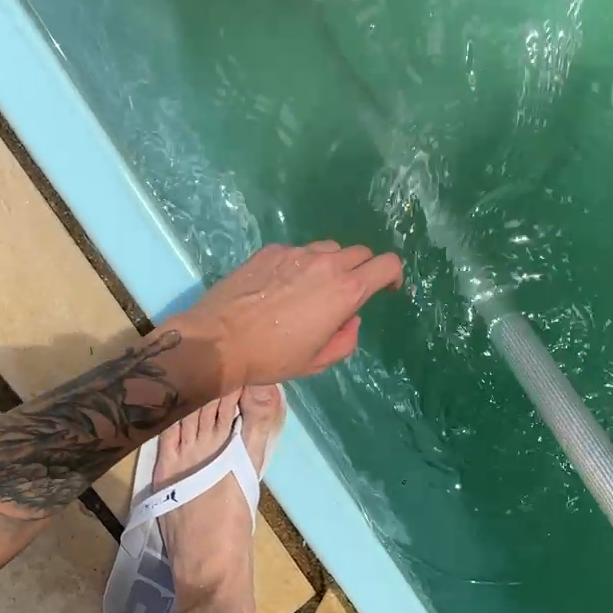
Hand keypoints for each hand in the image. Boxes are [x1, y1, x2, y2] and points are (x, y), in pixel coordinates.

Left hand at [177, 242, 403, 387]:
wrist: (219, 341)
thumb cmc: (271, 358)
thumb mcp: (316, 362)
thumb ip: (344, 341)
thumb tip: (351, 321)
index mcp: (345, 291)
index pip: (387, 265)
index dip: (393, 275)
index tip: (388, 288)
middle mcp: (325, 264)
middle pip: (359, 253)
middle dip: (362, 271)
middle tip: (347, 294)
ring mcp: (296, 252)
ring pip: (328, 249)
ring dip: (331, 265)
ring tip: (313, 290)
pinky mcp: (270, 250)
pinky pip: (297, 251)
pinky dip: (300, 265)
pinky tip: (282, 287)